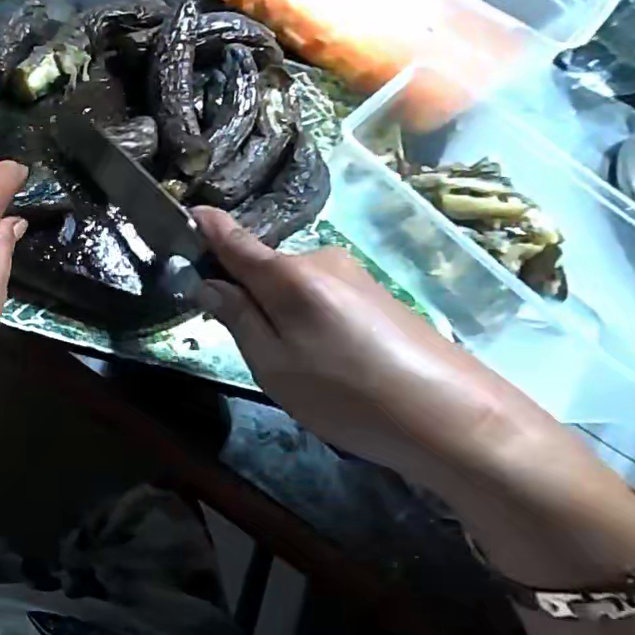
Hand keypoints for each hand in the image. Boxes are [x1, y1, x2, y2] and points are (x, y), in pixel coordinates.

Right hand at [192, 207, 559, 486]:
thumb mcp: (275, 366)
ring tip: (304, 370)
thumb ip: (238, 318)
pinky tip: (335, 364)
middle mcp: (320, 259)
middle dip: (247, 294)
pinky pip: (322, 296)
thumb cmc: (348, 394)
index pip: (233, 238)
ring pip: (294, 285)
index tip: (183, 219)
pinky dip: (311, 319)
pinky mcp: (376, 294)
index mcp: (288, 273)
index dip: (205, 227)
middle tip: (255, 350)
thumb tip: (208, 282)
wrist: (450, 415)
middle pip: (264, 266)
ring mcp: (353, 274)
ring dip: (282, 313)